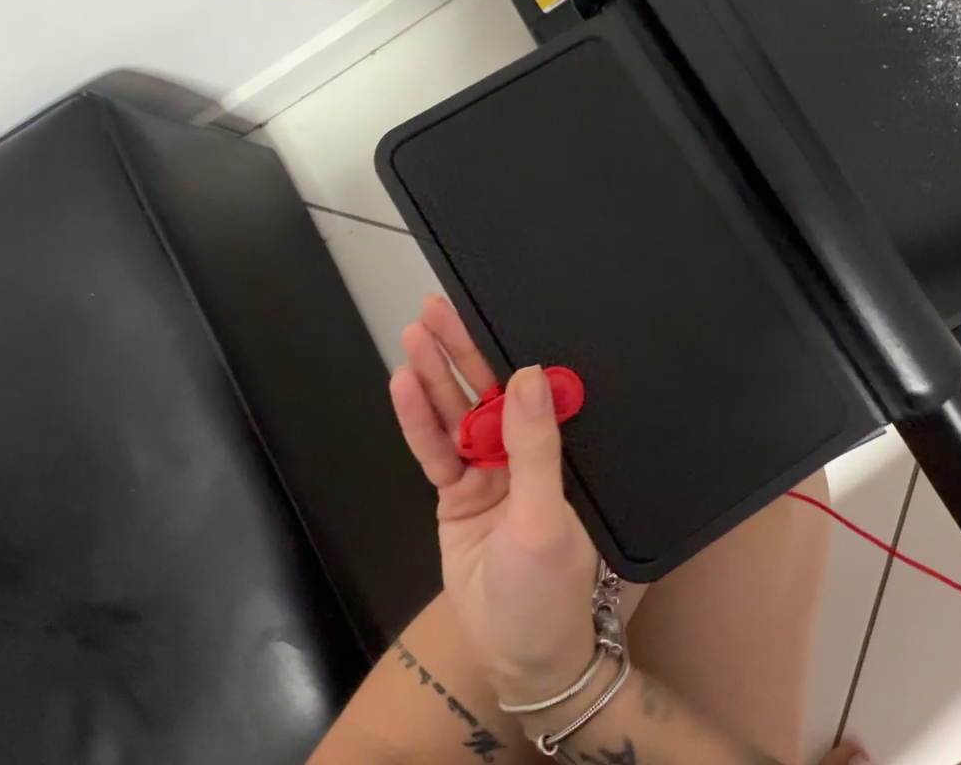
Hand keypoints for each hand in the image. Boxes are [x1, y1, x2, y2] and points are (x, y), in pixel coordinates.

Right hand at [389, 297, 606, 702]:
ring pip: (456, 413)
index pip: (530, 389)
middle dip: (460, 350)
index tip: (486, 311)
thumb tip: (530, 376)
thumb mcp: (544, 518)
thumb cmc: (547, 591)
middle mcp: (522, 452)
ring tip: (413, 334)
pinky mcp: (456, 490)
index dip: (505, 349)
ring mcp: (486, 469)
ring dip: (434, 376)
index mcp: (557, 454)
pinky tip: (403, 386)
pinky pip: (435, 449)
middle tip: (436, 307)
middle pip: (486, 390)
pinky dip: (418, 420)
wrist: (517, 653)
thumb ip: (534, 448)